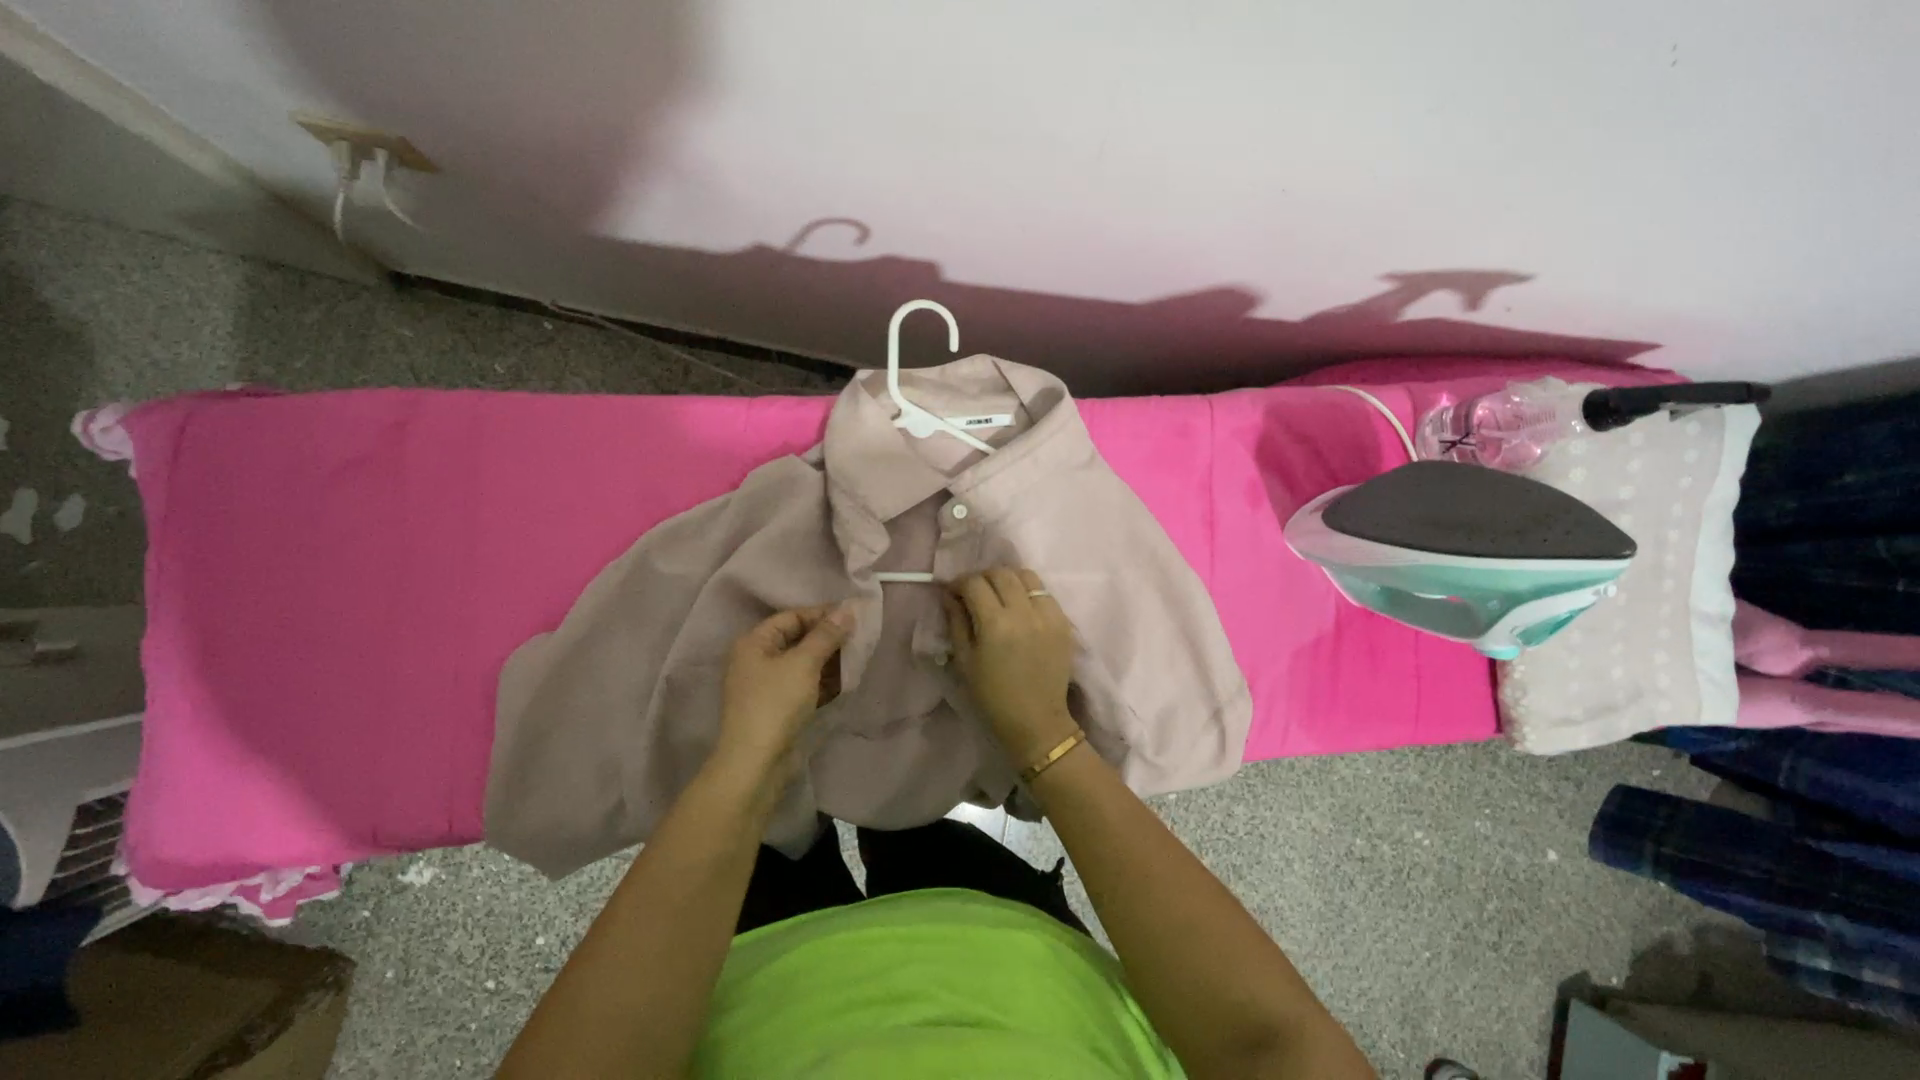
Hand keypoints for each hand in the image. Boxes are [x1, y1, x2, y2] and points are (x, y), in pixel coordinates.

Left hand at [713, 604, 855, 781]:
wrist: (756, 762)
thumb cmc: (776, 704)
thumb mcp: (804, 664)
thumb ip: (826, 635)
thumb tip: (848, 609)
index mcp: (754, 643)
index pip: (792, 617)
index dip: (822, 614)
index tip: (854, 616)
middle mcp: (758, 660)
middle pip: (798, 639)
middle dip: (829, 638)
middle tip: (861, 637)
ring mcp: (768, 686)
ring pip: (804, 664)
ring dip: (830, 660)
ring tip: (859, 658)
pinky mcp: (780, 707)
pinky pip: (805, 685)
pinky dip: (824, 682)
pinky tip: (847, 681)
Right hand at [942, 567, 1082, 765]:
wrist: (1035, 721)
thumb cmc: (992, 696)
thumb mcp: (964, 661)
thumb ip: (956, 622)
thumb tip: (949, 595)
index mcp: (996, 624)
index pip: (974, 584)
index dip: (959, 583)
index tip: (952, 592)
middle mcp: (1024, 612)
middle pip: (1001, 573)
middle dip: (982, 577)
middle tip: (974, 592)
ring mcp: (1048, 615)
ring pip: (1027, 576)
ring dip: (1008, 579)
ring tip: (1000, 594)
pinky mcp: (1064, 622)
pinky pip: (1045, 593)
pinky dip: (1029, 593)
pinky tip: (1021, 608)